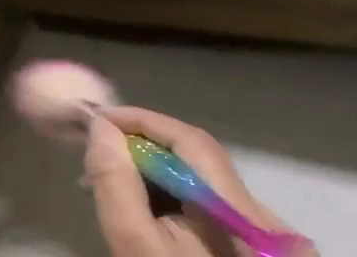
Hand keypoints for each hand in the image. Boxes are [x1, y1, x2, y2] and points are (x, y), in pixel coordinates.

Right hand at [85, 107, 294, 256]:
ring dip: (151, 172)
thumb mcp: (132, 241)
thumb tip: (98, 126)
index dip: (140, 120)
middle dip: (139, 149)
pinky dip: (171, 194)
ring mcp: (270, 236)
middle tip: (93, 156)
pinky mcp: (263, 246)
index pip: (192, 142)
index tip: (92, 119)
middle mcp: (268, 221)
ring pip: (201, 179)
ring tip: (112, 186)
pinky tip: (145, 208)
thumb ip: (114, 180)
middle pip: (197, 159)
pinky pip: (210, 200)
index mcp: (242, 217)